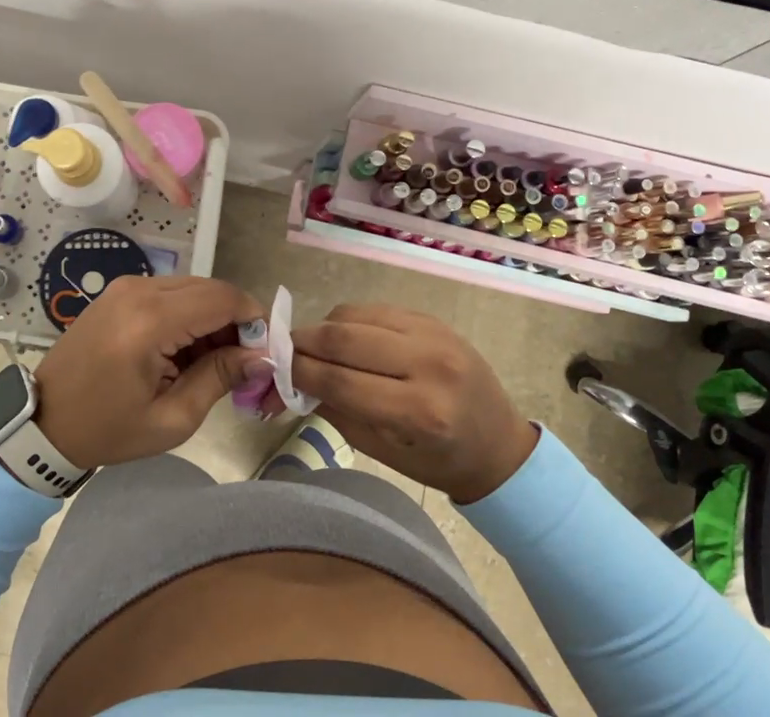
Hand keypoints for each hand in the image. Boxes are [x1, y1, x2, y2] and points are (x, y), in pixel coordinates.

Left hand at [32, 275, 265, 469]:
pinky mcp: (118, 293)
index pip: (223, 298)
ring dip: (212, 318)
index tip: (265, 353)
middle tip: (242, 364)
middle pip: (210, 288)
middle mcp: (139, 290)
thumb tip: (262, 357)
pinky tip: (184, 352)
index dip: (254, 320)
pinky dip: (187, 315)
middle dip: (235, 321)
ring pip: (192, 288)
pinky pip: (168, 292)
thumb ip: (219, 378)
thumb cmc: (107, 430)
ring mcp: (125, 287)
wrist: (45, 421)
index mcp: (151, 321)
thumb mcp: (172, 418)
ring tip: (212, 364)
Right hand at [290, 305, 537, 503]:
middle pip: (343, 339)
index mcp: (420, 412)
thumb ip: (334, 410)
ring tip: (311, 347)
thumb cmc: (437, 461)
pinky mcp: (433, 320)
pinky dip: (348, 321)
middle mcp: (429, 366)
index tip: (272, 373)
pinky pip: (375, 309)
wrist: (498, 444)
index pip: (339, 382)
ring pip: (355, 316)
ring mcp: (435, 336)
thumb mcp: (381, 450)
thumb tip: (288, 381)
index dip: (298, 374)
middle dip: (302, 344)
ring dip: (323, 329)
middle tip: (281, 354)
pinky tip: (344, 340)